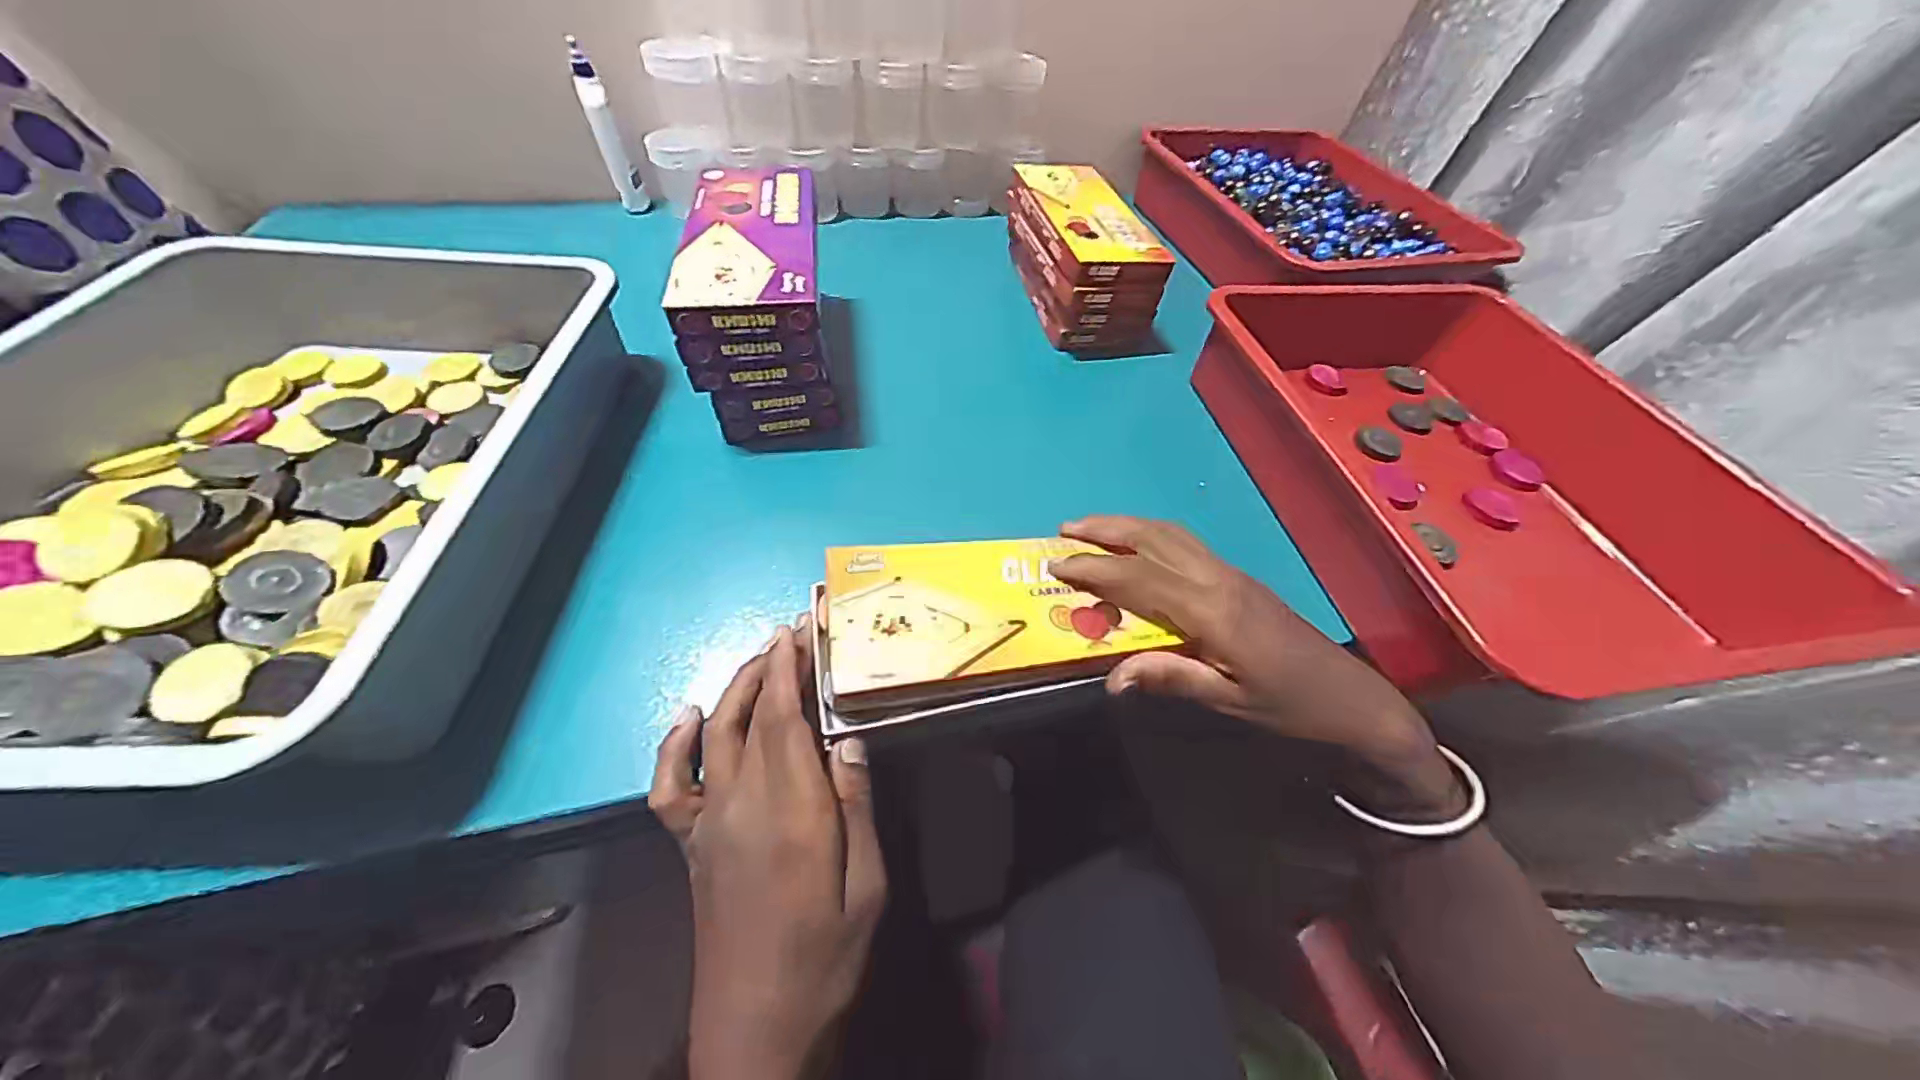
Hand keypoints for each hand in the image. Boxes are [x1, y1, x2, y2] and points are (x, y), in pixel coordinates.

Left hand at [648, 621, 886, 1079]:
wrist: (757, 1027)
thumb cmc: (826, 957)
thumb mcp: (867, 885)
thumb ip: (856, 806)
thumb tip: (847, 738)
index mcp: (792, 810)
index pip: (787, 718)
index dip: (791, 669)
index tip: (801, 631)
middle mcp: (742, 804)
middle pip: (751, 715)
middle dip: (768, 666)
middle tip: (789, 633)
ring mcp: (709, 823)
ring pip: (715, 734)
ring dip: (735, 689)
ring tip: (759, 658)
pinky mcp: (691, 845)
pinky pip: (671, 784)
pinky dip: (674, 743)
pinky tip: (688, 715)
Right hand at [1050, 516, 1463, 818]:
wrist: (1351, 695)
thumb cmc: (1289, 705)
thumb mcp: (1228, 700)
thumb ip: (1171, 679)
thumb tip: (1112, 678)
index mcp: (1212, 610)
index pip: (1139, 578)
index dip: (1094, 569)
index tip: (1056, 566)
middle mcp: (1218, 579)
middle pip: (1153, 539)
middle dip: (1105, 530)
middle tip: (1064, 530)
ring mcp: (1230, 573)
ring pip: (1170, 534)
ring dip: (1127, 526)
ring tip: (1091, 529)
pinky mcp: (1237, 576)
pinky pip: (1184, 543)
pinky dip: (1150, 534)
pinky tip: (1136, 545)